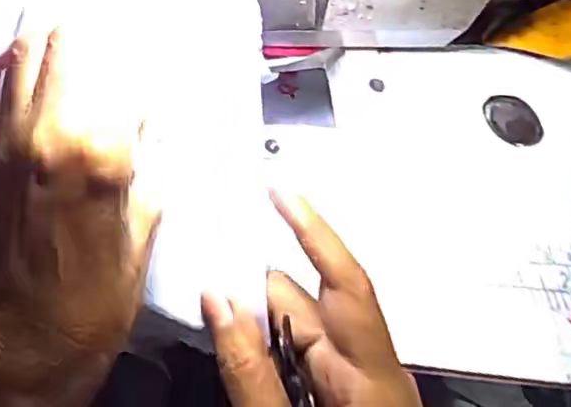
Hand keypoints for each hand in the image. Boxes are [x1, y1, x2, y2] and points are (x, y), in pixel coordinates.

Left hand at [0, 29, 160, 404]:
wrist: (32, 327)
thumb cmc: (100, 286)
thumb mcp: (143, 223)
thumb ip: (144, 161)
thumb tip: (143, 114)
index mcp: (98, 154)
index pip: (115, 83)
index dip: (126, 59)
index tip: (131, 40)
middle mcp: (47, 134)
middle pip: (58, 57)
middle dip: (73, 31)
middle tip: (82, 13)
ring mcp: (5, 138)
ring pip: (16, 64)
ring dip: (33, 36)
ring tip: (46, 20)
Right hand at [201, 192, 420, 406]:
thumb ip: (252, 373)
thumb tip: (215, 295)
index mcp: (372, 380)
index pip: (342, 282)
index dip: (309, 228)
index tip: (275, 186)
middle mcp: (370, 375)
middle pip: (304, 303)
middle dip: (251, 282)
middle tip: (198, 263)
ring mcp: (360, 392)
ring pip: (296, 331)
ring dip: (253, 316)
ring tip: (208, 305)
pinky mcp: (345, 404)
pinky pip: (299, 358)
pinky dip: (265, 345)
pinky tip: (235, 346)